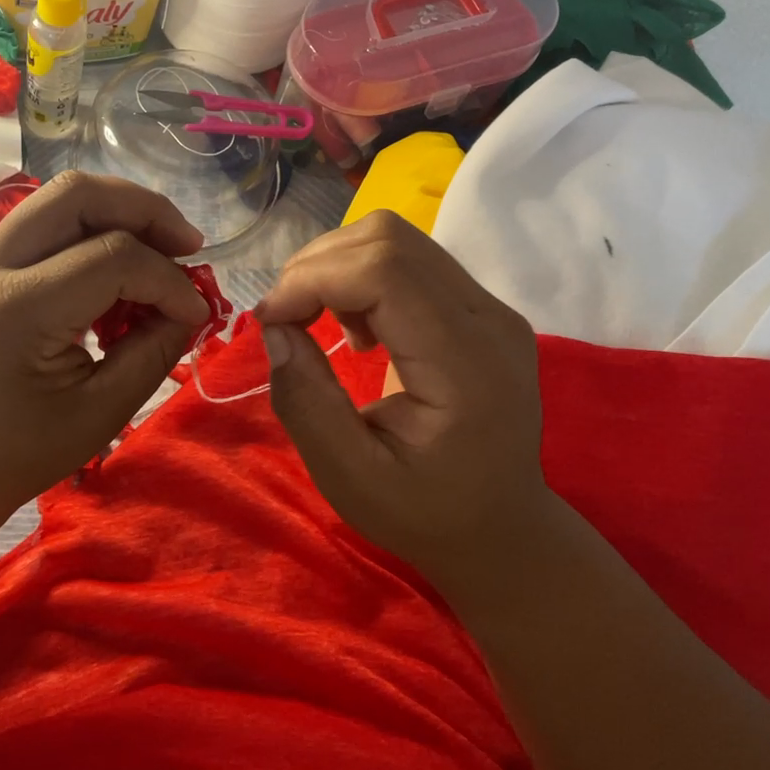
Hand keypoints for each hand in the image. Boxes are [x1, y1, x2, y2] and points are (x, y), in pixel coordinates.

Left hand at [0, 171, 210, 520]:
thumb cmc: (17, 455)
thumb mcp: (101, 412)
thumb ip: (153, 348)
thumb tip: (189, 305)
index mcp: (15, 310)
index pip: (112, 257)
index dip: (167, 278)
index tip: (196, 311)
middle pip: (77, 195)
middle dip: (144, 210)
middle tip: (186, 247)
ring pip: (55, 201)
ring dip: (115, 216)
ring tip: (156, 255)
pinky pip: (38, 227)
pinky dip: (85, 234)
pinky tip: (112, 274)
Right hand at [255, 211, 547, 576]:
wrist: (501, 529)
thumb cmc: (425, 512)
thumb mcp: (350, 478)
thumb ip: (307, 403)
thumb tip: (274, 329)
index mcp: (466, 366)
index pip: (385, 271)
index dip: (312, 279)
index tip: (269, 321)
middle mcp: (488, 320)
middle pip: (389, 240)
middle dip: (316, 267)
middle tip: (284, 321)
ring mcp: (489, 309)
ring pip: (396, 239)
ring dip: (335, 267)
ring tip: (316, 322)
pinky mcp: (479, 309)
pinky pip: (408, 261)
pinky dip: (359, 276)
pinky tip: (354, 329)